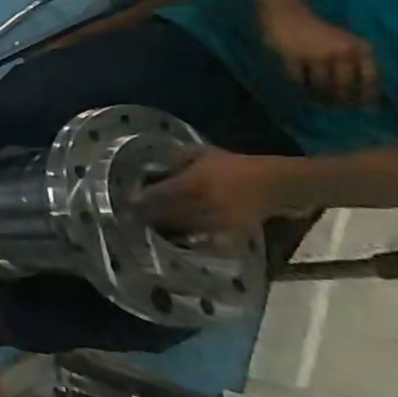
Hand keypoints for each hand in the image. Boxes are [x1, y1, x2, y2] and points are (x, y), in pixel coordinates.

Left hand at [135, 148, 296, 233]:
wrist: (272, 184)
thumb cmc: (232, 166)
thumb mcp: (199, 153)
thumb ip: (174, 160)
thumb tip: (150, 171)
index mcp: (194, 184)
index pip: (158, 196)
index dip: (139, 202)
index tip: (125, 203)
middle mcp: (203, 206)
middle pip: (165, 216)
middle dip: (145, 217)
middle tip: (129, 217)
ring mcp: (217, 224)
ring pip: (180, 230)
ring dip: (161, 229)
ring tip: (145, 227)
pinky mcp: (230, 238)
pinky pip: (202, 242)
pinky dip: (186, 240)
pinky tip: (174, 238)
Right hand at [259, 5, 379, 106]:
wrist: (286, 14)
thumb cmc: (320, 33)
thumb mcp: (346, 44)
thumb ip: (358, 65)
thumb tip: (367, 100)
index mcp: (360, 48)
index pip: (371, 79)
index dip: (368, 97)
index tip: (363, 109)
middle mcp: (342, 52)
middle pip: (345, 87)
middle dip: (341, 100)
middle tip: (336, 107)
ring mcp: (316, 55)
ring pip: (322, 87)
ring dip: (320, 98)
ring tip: (318, 101)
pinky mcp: (293, 57)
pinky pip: (299, 81)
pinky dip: (301, 89)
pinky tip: (302, 90)